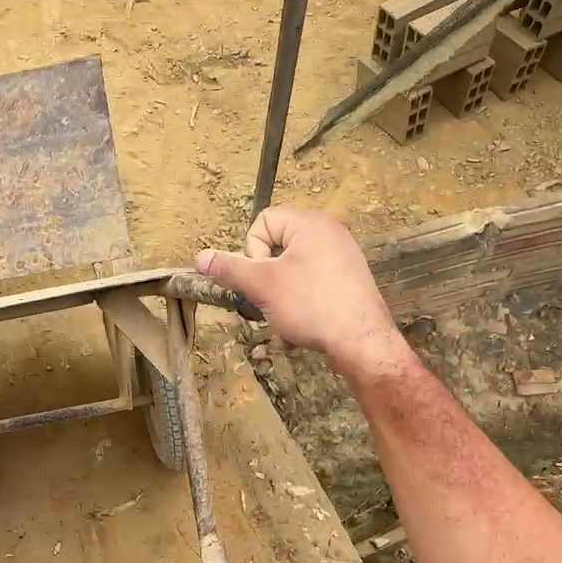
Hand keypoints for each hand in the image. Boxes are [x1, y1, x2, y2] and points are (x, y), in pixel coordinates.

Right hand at [197, 207, 414, 376]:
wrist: (361, 340)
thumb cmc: (311, 305)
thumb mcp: (262, 285)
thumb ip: (229, 269)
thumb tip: (200, 257)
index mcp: (309, 223)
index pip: (263, 222)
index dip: (253, 251)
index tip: (262, 277)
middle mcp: (329, 232)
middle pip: (277, 246)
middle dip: (266, 276)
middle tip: (272, 299)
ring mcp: (342, 256)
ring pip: (292, 268)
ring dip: (280, 293)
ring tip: (288, 314)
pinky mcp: (348, 279)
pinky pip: (311, 282)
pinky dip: (301, 301)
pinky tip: (305, 322)